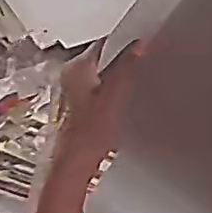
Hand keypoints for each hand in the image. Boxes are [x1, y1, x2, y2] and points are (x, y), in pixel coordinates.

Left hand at [49, 39, 142, 176]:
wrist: (68, 171)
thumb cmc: (84, 137)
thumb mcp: (115, 97)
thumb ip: (127, 68)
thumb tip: (140, 45)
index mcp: (74, 68)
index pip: (105, 42)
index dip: (127, 41)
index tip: (146, 42)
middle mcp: (65, 79)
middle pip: (101, 59)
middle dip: (123, 60)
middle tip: (145, 63)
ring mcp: (67, 96)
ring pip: (98, 76)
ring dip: (116, 78)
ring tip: (135, 85)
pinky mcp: (71, 112)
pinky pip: (95, 93)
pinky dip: (109, 94)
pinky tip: (121, 106)